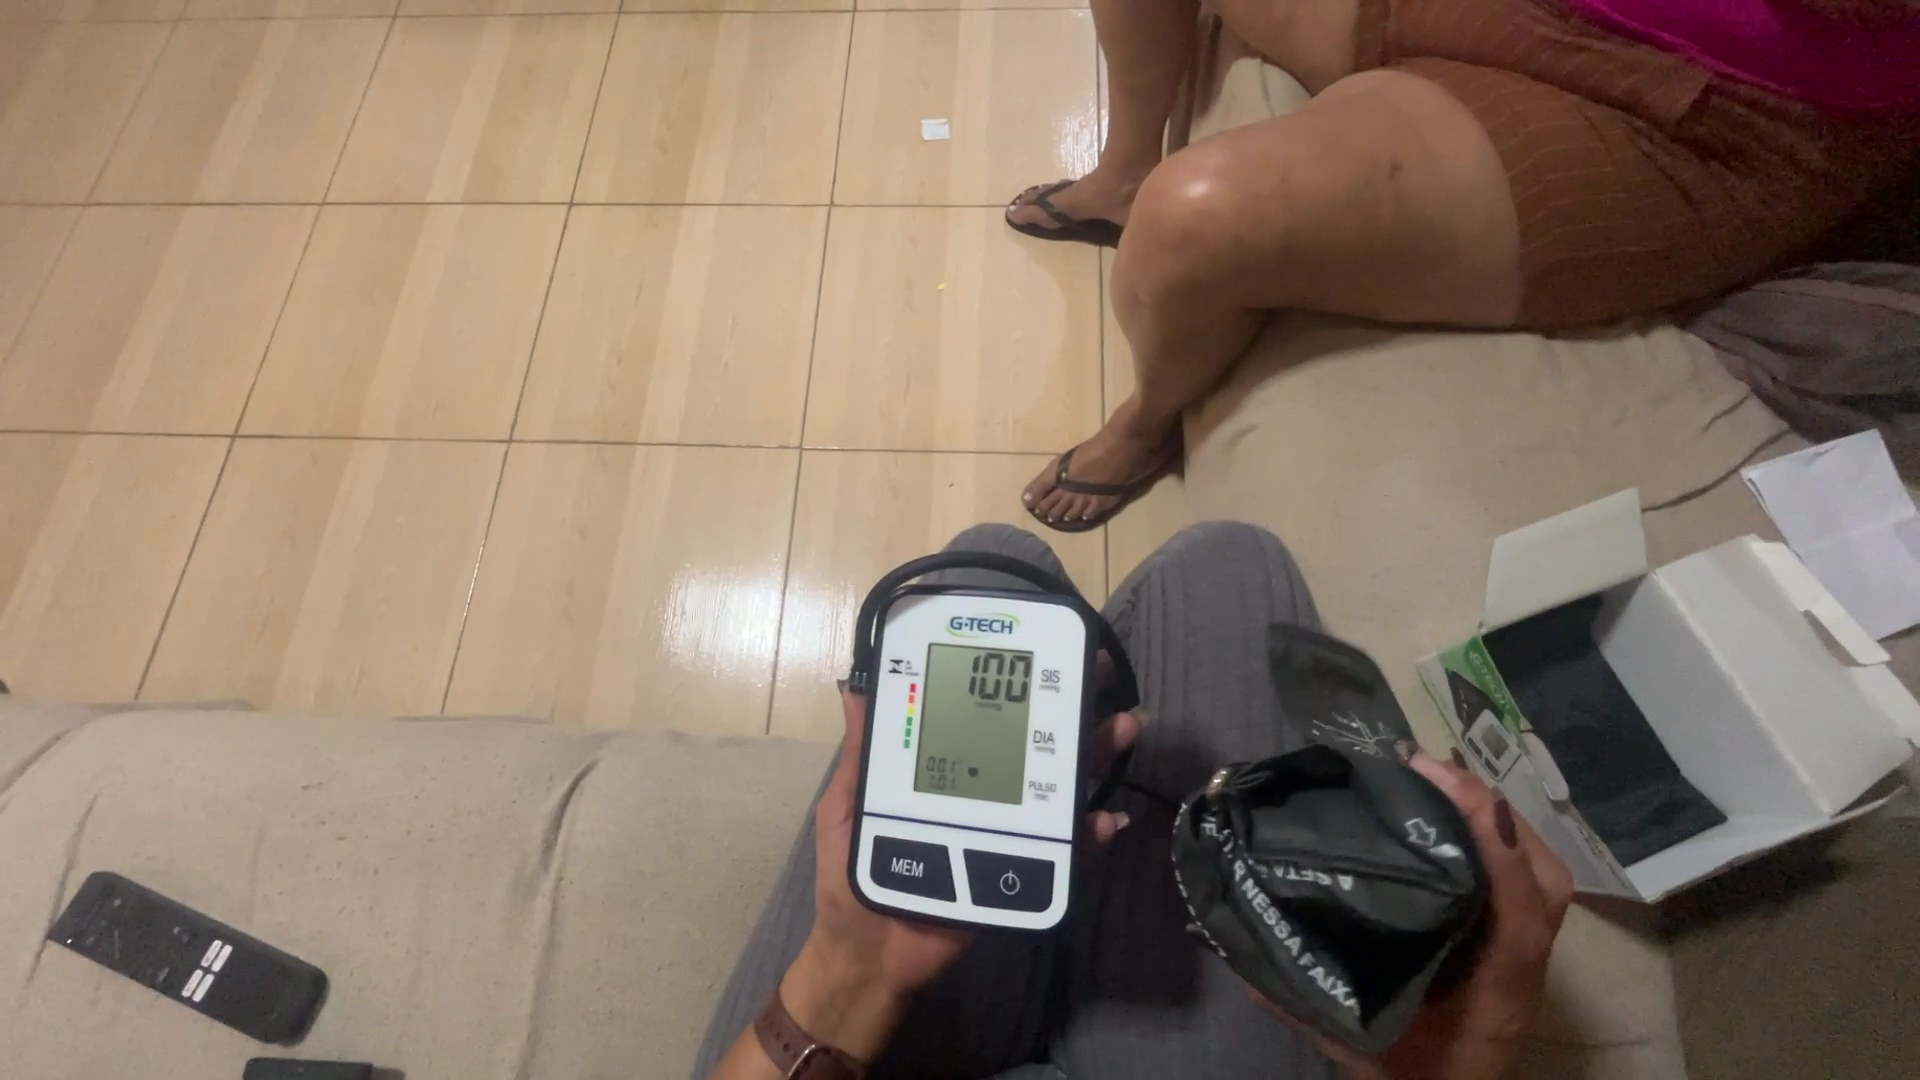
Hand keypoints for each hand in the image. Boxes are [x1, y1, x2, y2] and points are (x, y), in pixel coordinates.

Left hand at [783, 661, 1141, 1063]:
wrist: (867, 952)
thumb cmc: (850, 871)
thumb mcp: (847, 804)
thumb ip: (861, 753)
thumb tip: (856, 688)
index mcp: (943, 766)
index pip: (982, 713)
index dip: (1009, 680)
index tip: (1032, 648)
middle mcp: (983, 787)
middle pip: (1030, 741)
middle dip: (1067, 706)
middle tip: (1093, 674)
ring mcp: (1006, 826)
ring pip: (1056, 786)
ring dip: (1092, 754)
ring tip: (1118, 726)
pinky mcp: (1020, 870)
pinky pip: (1062, 852)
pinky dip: (1088, 836)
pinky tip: (1104, 819)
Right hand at [1257, 752, 1573, 1079]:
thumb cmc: (1405, 1074)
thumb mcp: (1347, 1041)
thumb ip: (1291, 995)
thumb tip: (1225, 937)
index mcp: (1491, 991)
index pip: (1519, 913)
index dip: (1494, 844)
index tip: (1441, 787)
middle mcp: (1518, 970)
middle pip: (1540, 879)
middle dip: (1488, 812)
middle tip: (1421, 767)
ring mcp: (1524, 959)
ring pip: (1538, 877)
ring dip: (1494, 821)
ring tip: (1432, 780)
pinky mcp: (1514, 950)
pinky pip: (1522, 884)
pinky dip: (1495, 841)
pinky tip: (1446, 819)